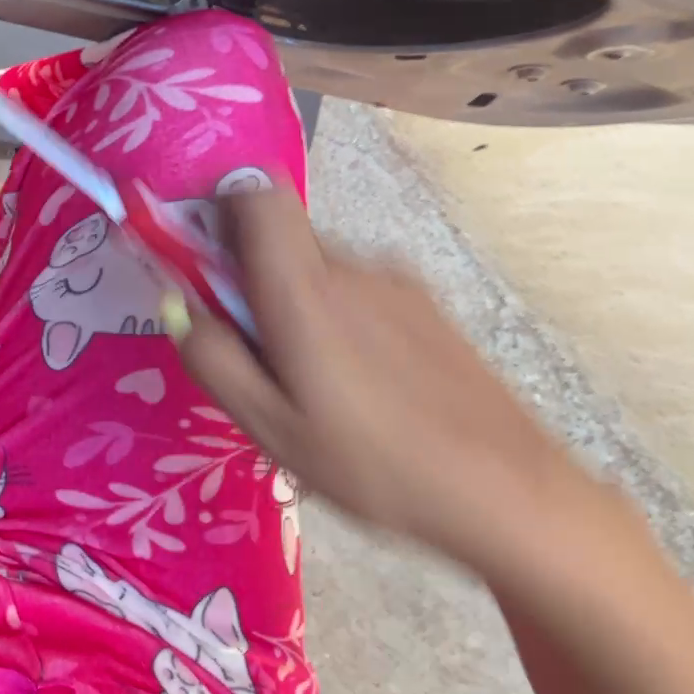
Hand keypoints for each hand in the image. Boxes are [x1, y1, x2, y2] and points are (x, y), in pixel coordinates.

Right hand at [172, 187, 591, 570]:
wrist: (517, 499)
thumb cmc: (374, 465)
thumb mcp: (267, 424)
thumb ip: (209, 355)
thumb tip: (176, 304)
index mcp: (304, 288)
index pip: (255, 194)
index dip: (217, 208)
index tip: (201, 257)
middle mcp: (351, 267)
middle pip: (279, 235)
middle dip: (247, 274)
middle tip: (251, 347)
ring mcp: (397, 284)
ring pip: (316, 266)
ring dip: (291, 301)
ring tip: (307, 379)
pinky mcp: (428, 307)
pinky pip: (355, 289)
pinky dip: (333, 316)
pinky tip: (356, 384)